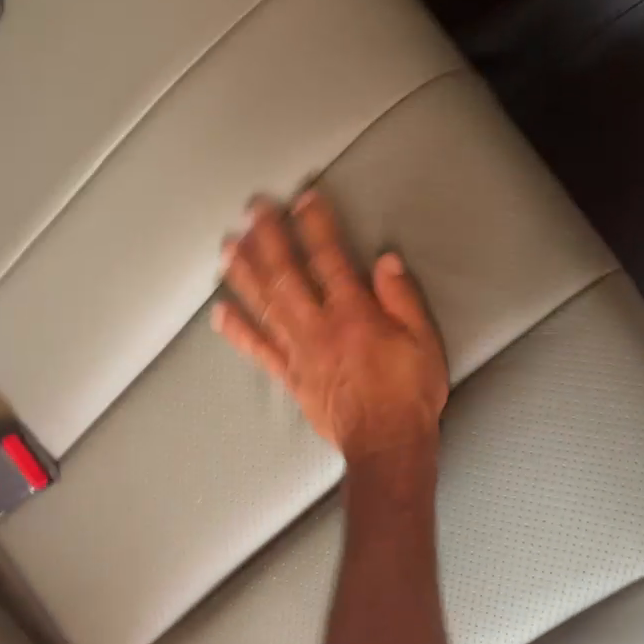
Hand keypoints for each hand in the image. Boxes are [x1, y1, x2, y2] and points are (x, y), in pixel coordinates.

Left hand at [213, 192, 448, 461]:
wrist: (387, 444)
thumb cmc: (411, 392)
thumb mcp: (423, 340)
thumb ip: (402, 299)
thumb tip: (385, 261)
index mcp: (354, 315)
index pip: (329, 259)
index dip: (315, 226)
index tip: (303, 198)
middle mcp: (318, 328)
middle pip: (286, 275)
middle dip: (268, 238)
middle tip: (253, 209)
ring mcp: (298, 353)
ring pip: (265, 305)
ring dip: (244, 272)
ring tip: (227, 245)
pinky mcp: (289, 377)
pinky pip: (257, 350)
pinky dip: (236, 330)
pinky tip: (219, 310)